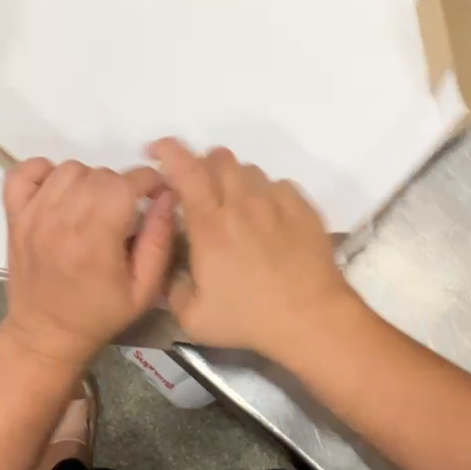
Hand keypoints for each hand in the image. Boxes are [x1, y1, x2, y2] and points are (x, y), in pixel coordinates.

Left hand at [0, 159, 177, 367]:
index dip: (149, 181)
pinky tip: (59, 191)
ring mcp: (33, 215)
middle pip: (100, 173)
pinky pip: (23, 172)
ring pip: (68, 169)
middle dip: (121, 185)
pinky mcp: (15, 216)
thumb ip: (160, 239)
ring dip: (88, 180)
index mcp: (96, 240)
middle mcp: (61, 221)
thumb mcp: (145, 288)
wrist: (45, 335)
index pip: (127, 183)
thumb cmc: (100, 314)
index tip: (156, 194)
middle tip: (125, 210)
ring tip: (95, 204)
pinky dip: (43, 172)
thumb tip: (167, 195)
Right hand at [148, 139, 369, 358]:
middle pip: (219, 158)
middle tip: (199, 188)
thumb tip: (175, 269)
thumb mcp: (193, 317)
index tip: (159, 150)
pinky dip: (266, 193)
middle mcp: (242, 203)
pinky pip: (279, 185)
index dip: (169, 150)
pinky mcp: (303, 208)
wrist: (311, 318)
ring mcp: (276, 202)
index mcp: (210, 225)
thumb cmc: (249, 319)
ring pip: (249, 169)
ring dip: (234, 179)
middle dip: (202, 165)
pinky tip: (268, 218)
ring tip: (235, 206)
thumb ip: (174, 287)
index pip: (186, 169)